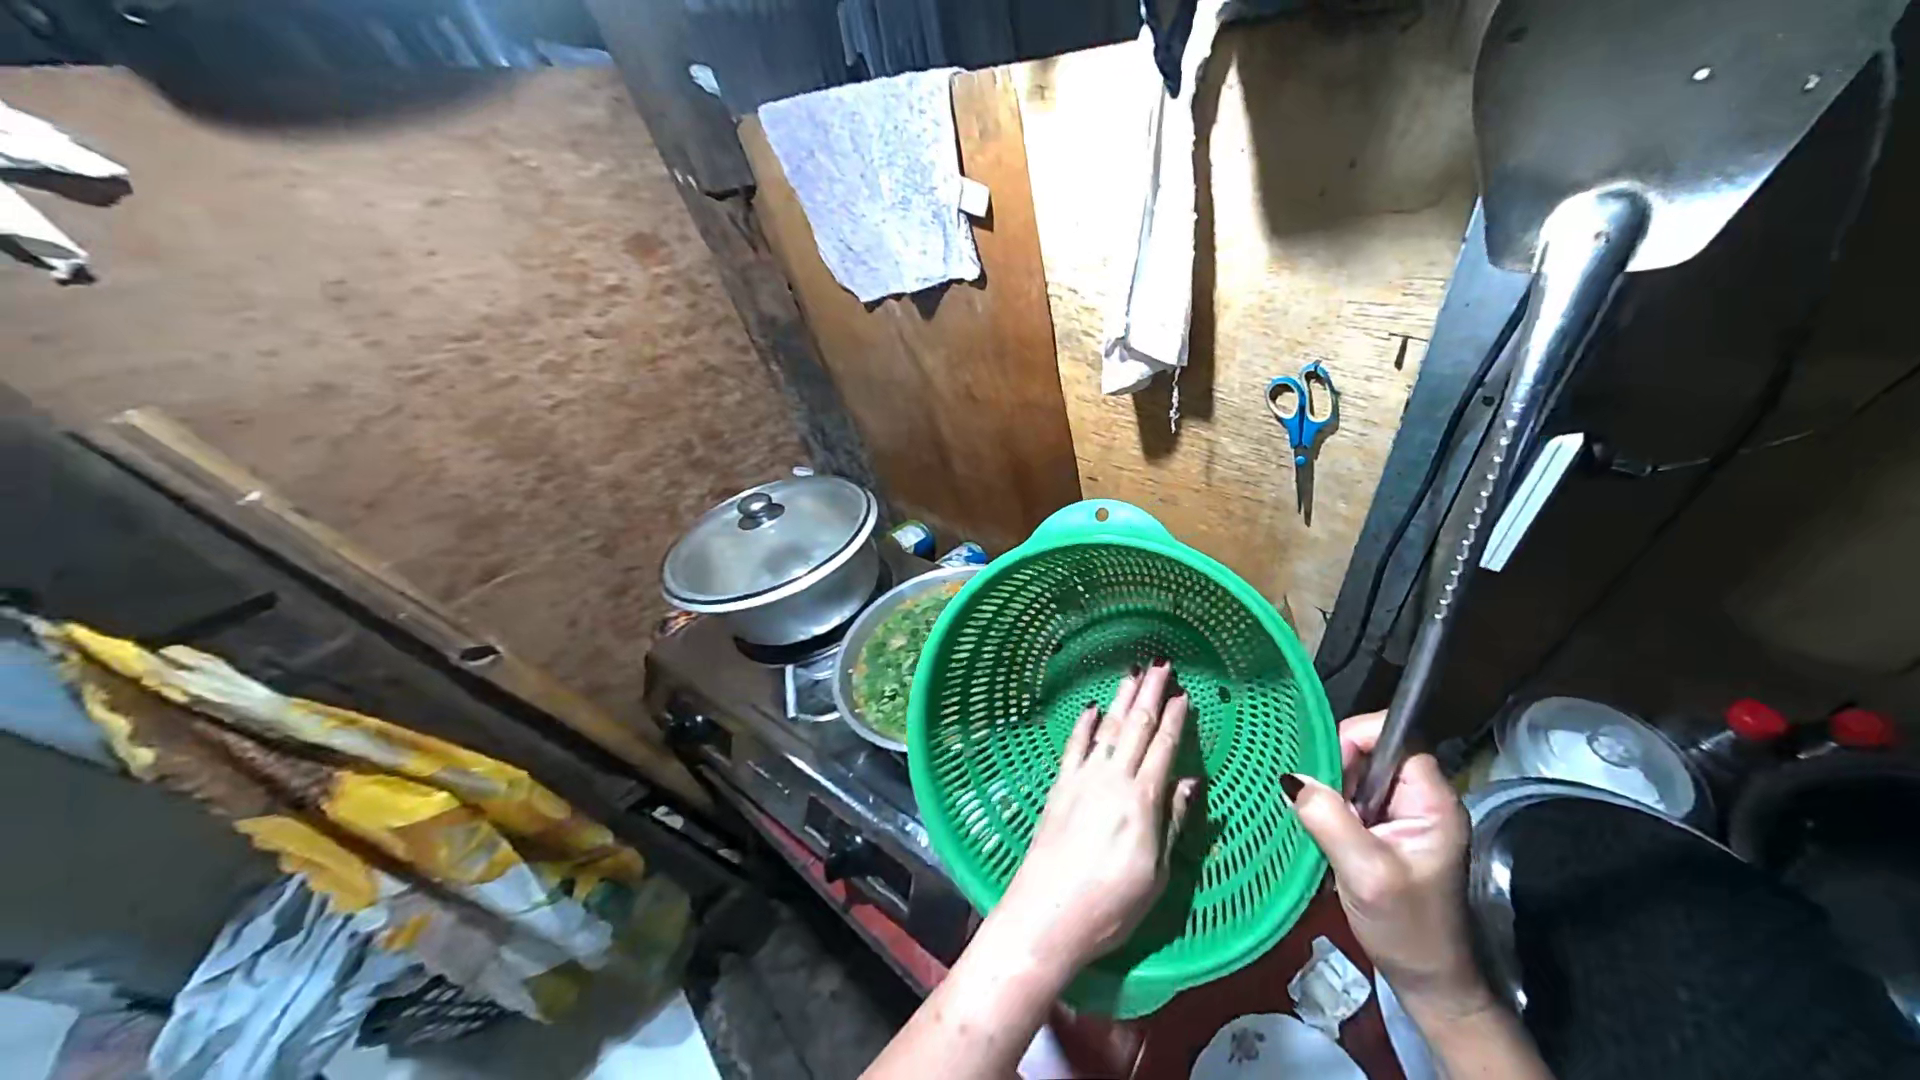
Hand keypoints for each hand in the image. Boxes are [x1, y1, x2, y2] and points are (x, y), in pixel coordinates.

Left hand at [987, 659, 1198, 976]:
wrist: (1047, 914)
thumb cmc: (1110, 905)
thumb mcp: (1156, 873)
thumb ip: (1171, 821)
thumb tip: (1189, 780)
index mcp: (1143, 801)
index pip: (1164, 748)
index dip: (1175, 719)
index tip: (1184, 692)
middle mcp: (1113, 780)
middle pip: (1136, 727)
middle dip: (1150, 693)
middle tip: (1161, 663)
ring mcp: (1082, 780)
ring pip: (1106, 728)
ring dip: (1120, 699)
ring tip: (1131, 672)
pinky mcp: (1059, 788)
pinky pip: (1073, 747)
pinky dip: (1082, 725)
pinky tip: (1089, 708)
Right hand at [1285, 712, 1493, 1019]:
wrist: (1427, 979)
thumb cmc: (1407, 927)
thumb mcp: (1365, 872)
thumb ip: (1328, 818)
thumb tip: (1289, 778)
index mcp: (1431, 801)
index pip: (1395, 737)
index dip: (1356, 739)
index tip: (1325, 769)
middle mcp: (1419, 799)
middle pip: (1371, 750)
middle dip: (1335, 767)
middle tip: (1313, 800)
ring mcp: (1401, 814)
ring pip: (1355, 773)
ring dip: (1328, 789)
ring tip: (1312, 816)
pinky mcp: (1383, 829)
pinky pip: (1349, 796)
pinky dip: (1327, 805)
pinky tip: (1316, 825)